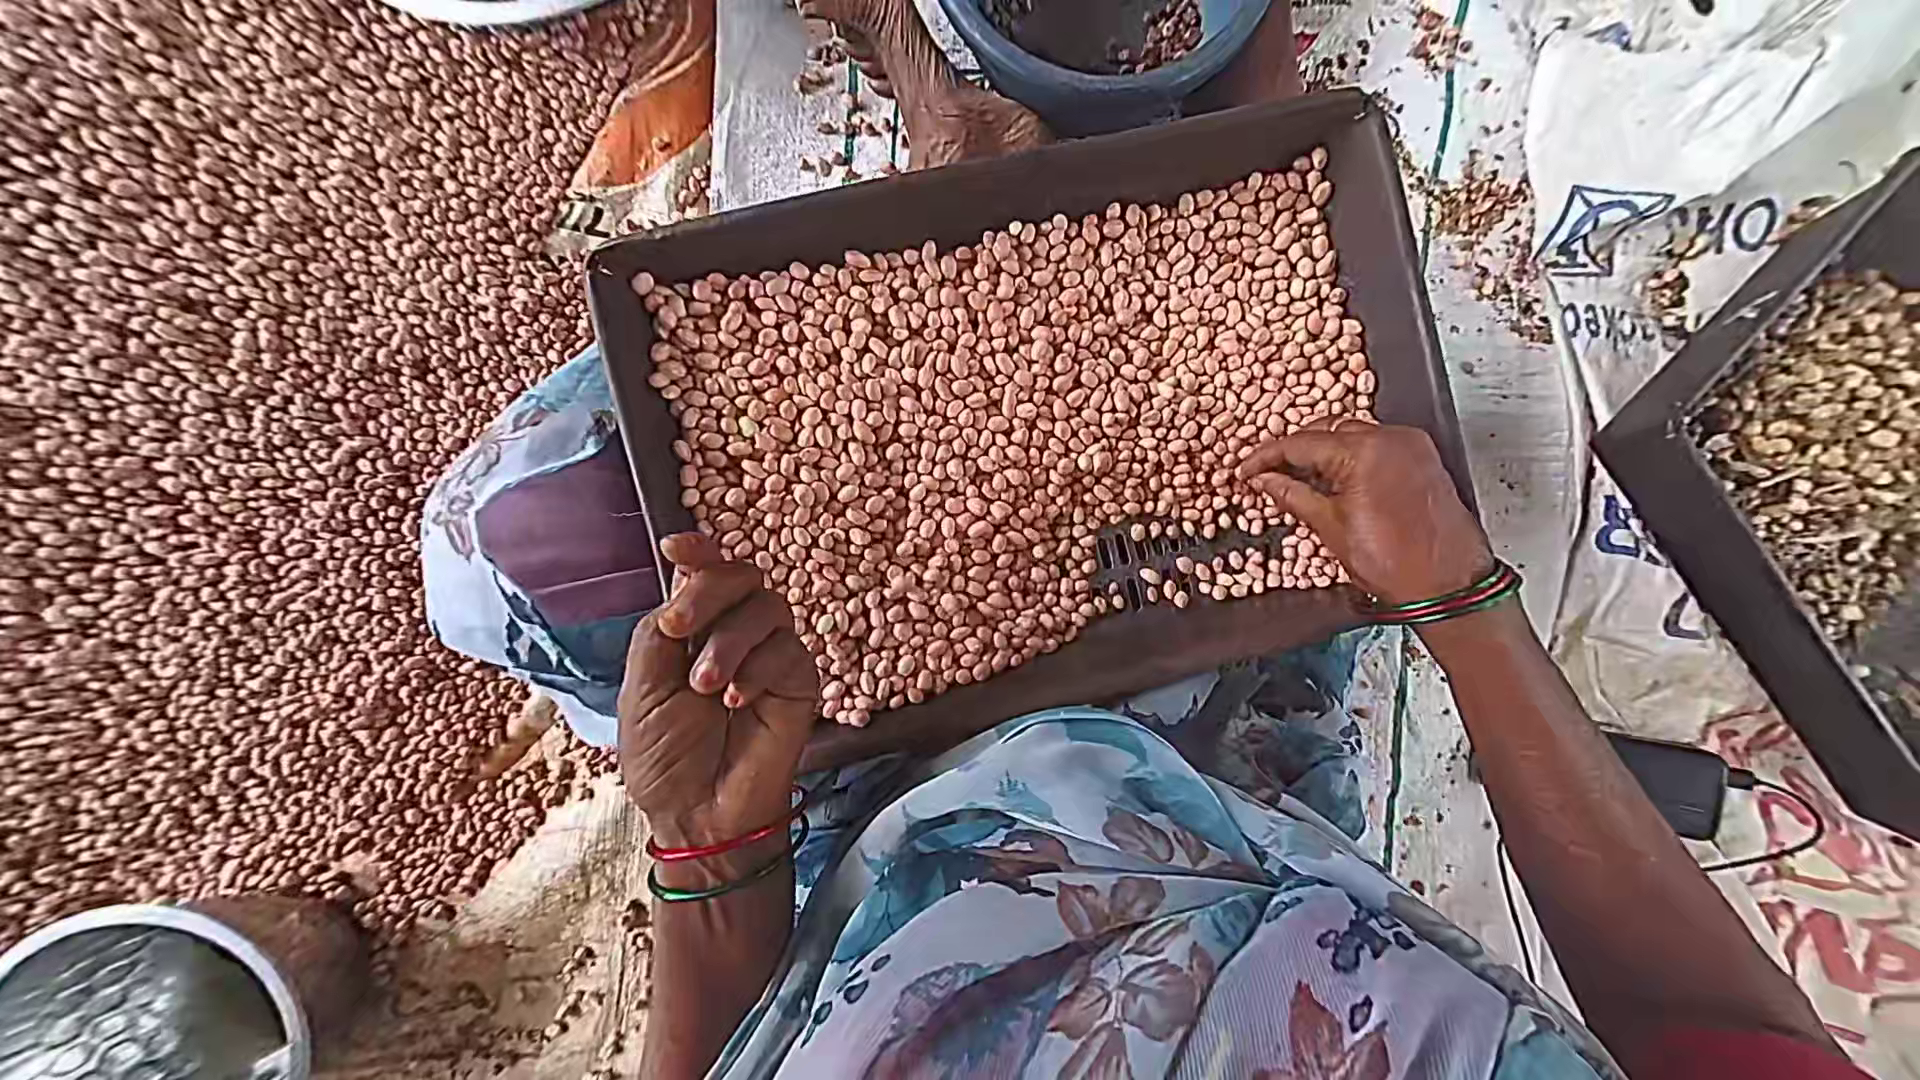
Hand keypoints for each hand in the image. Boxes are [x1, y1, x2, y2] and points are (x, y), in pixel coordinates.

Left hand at [618, 533, 818, 846]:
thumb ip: (662, 630)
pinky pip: (788, 650)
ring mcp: (772, 652)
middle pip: (742, 576)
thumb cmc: (665, 755)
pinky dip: (759, 669)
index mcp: (697, 629)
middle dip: (710, 593)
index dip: (699, 551)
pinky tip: (738, 700)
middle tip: (680, 629)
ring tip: (708, 687)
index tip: (677, 547)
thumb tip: (687, 578)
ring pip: (768, 608)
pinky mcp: (800, 678)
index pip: (705, 574)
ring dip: (731, 641)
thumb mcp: (643, 688)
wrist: (699, 813)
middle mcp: (737, 632)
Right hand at [1237, 420, 1491, 605]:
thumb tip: (1265, 481)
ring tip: (1293, 477)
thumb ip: (1292, 495)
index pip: (1299, 443)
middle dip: (1291, 450)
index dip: (1265, 456)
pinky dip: (1346, 455)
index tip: (1246, 470)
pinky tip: (1327, 478)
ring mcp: (1410, 447)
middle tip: (1265, 473)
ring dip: (1318, 451)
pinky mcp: (1421, 459)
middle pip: (1324, 430)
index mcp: (1365, 452)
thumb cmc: (1396, 562)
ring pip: (1349, 434)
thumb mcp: (1329, 527)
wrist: (1450, 585)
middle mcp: (1391, 439)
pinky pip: (1373, 444)